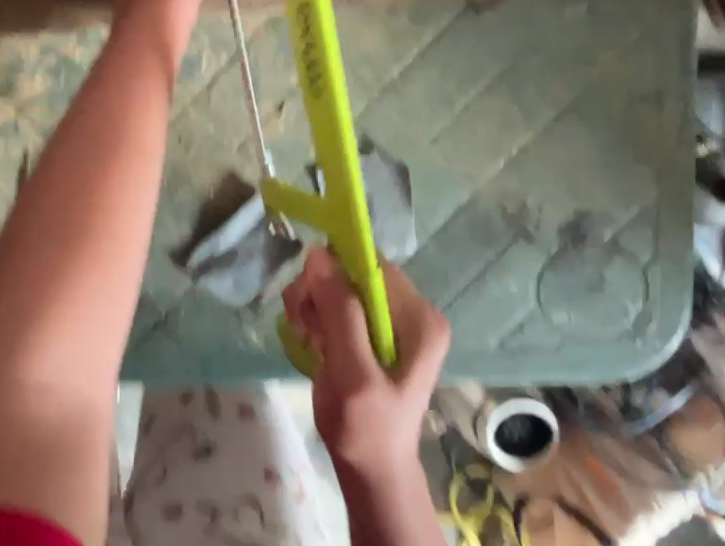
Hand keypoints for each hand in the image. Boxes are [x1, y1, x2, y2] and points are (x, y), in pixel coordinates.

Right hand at [283, 247, 450, 475]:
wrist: (368, 470)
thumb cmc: (367, 427)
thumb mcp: (354, 373)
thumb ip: (340, 314)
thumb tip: (318, 255)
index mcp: (419, 318)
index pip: (372, 265)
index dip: (335, 270)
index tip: (310, 298)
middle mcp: (406, 312)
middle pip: (348, 272)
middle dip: (318, 293)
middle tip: (306, 328)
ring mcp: (385, 321)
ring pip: (333, 285)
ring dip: (310, 306)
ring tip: (308, 340)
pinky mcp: (365, 331)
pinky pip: (330, 303)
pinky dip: (312, 318)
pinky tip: (311, 343)